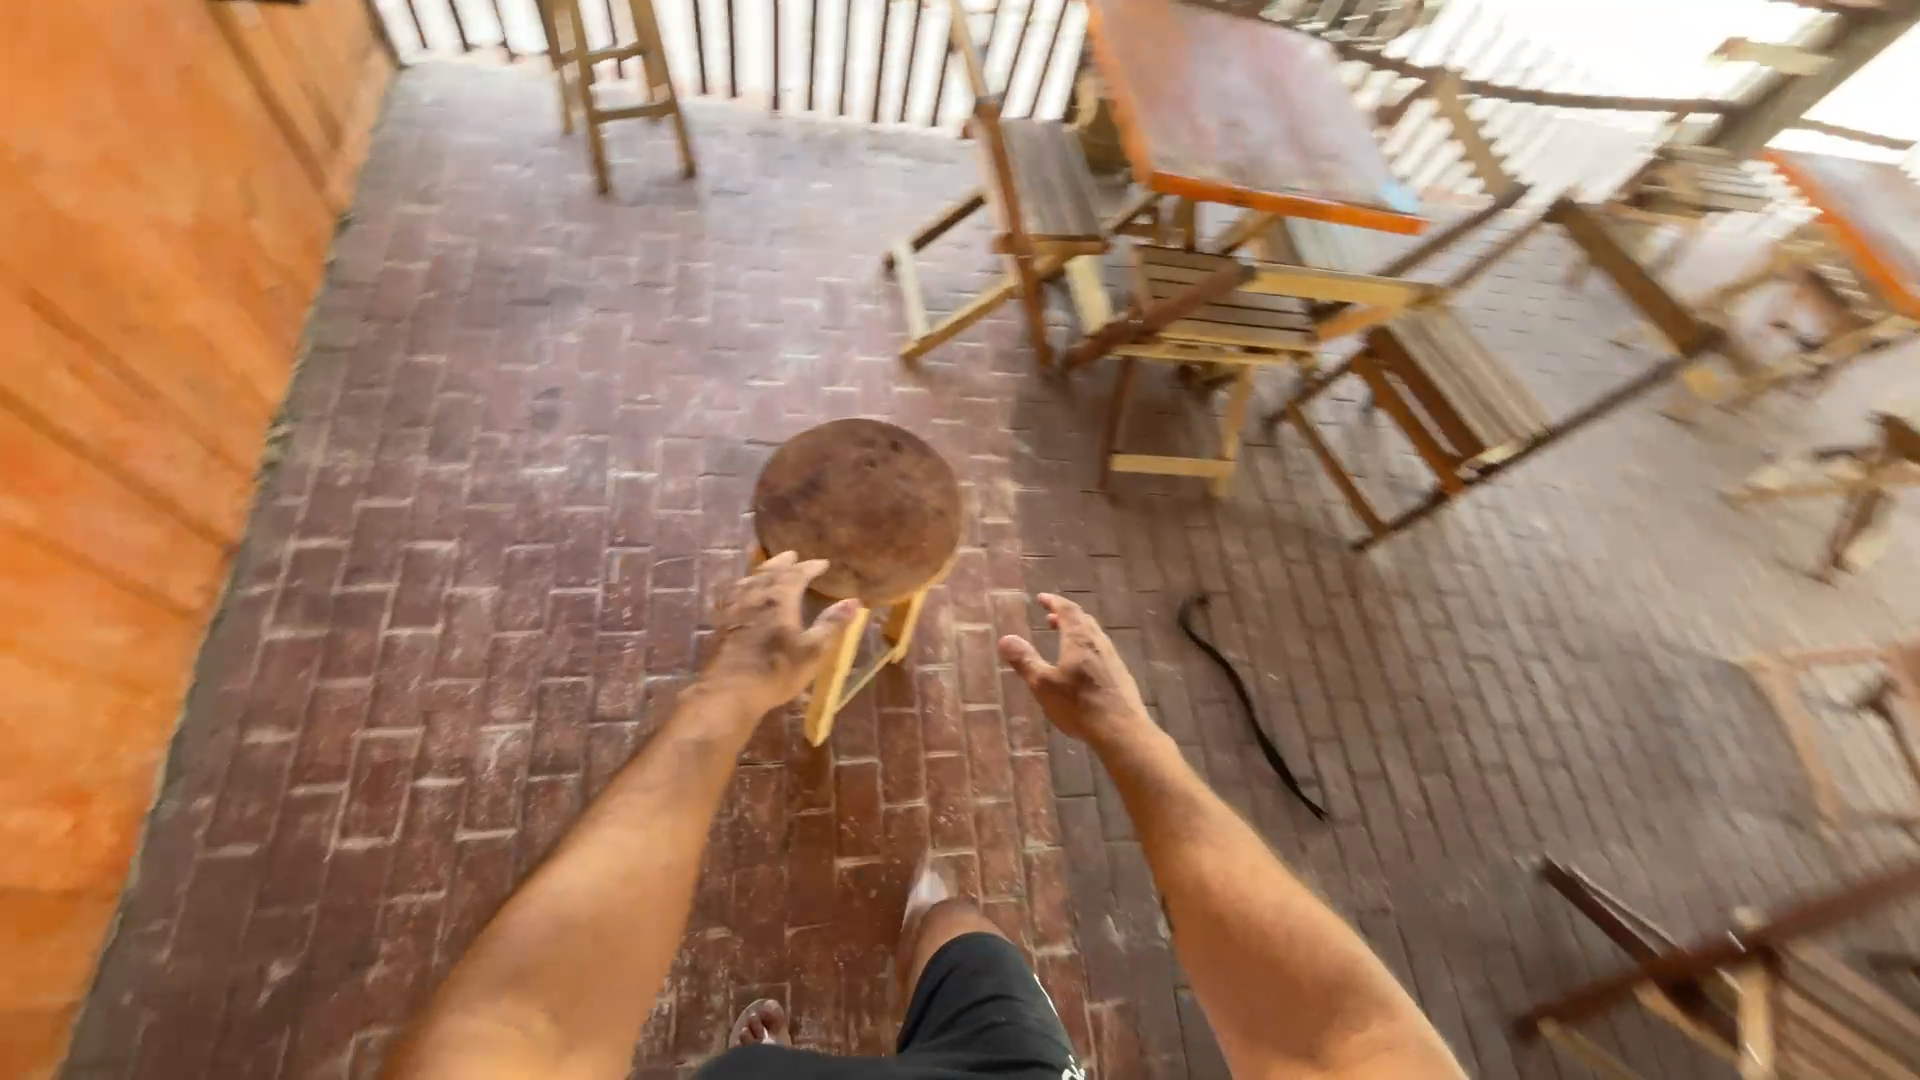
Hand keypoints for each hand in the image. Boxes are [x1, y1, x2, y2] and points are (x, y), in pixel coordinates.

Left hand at [702, 552, 863, 722]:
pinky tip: (736, 593)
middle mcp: (755, 598)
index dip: (810, 567)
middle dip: (783, 563)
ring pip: (747, 581)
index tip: (822, 563)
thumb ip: (832, 623)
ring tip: (765, 568)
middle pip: (769, 573)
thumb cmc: (777, 671)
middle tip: (792, 555)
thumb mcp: (813, 650)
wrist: (730, 692)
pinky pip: (729, 596)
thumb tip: (855, 601)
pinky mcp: (721, 625)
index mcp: (779, 601)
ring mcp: (734, 610)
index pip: (796, 575)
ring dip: (759, 571)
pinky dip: (737, 588)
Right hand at [998, 594, 1150, 746]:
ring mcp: (1113, 660)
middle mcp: (1099, 644)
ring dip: (1078, 632)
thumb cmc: (1079, 705)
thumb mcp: (1044, 685)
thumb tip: (1005, 639)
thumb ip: (1025, 661)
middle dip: (1065, 616)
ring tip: (1064, 639)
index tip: (1042, 598)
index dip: (1054, 602)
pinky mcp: (1121, 676)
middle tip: (1050, 618)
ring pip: (1094, 636)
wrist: (1122, 731)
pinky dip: (1088, 648)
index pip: (1067, 610)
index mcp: (1079, 640)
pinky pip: (1102, 651)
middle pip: (1083, 621)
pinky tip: (1083, 667)